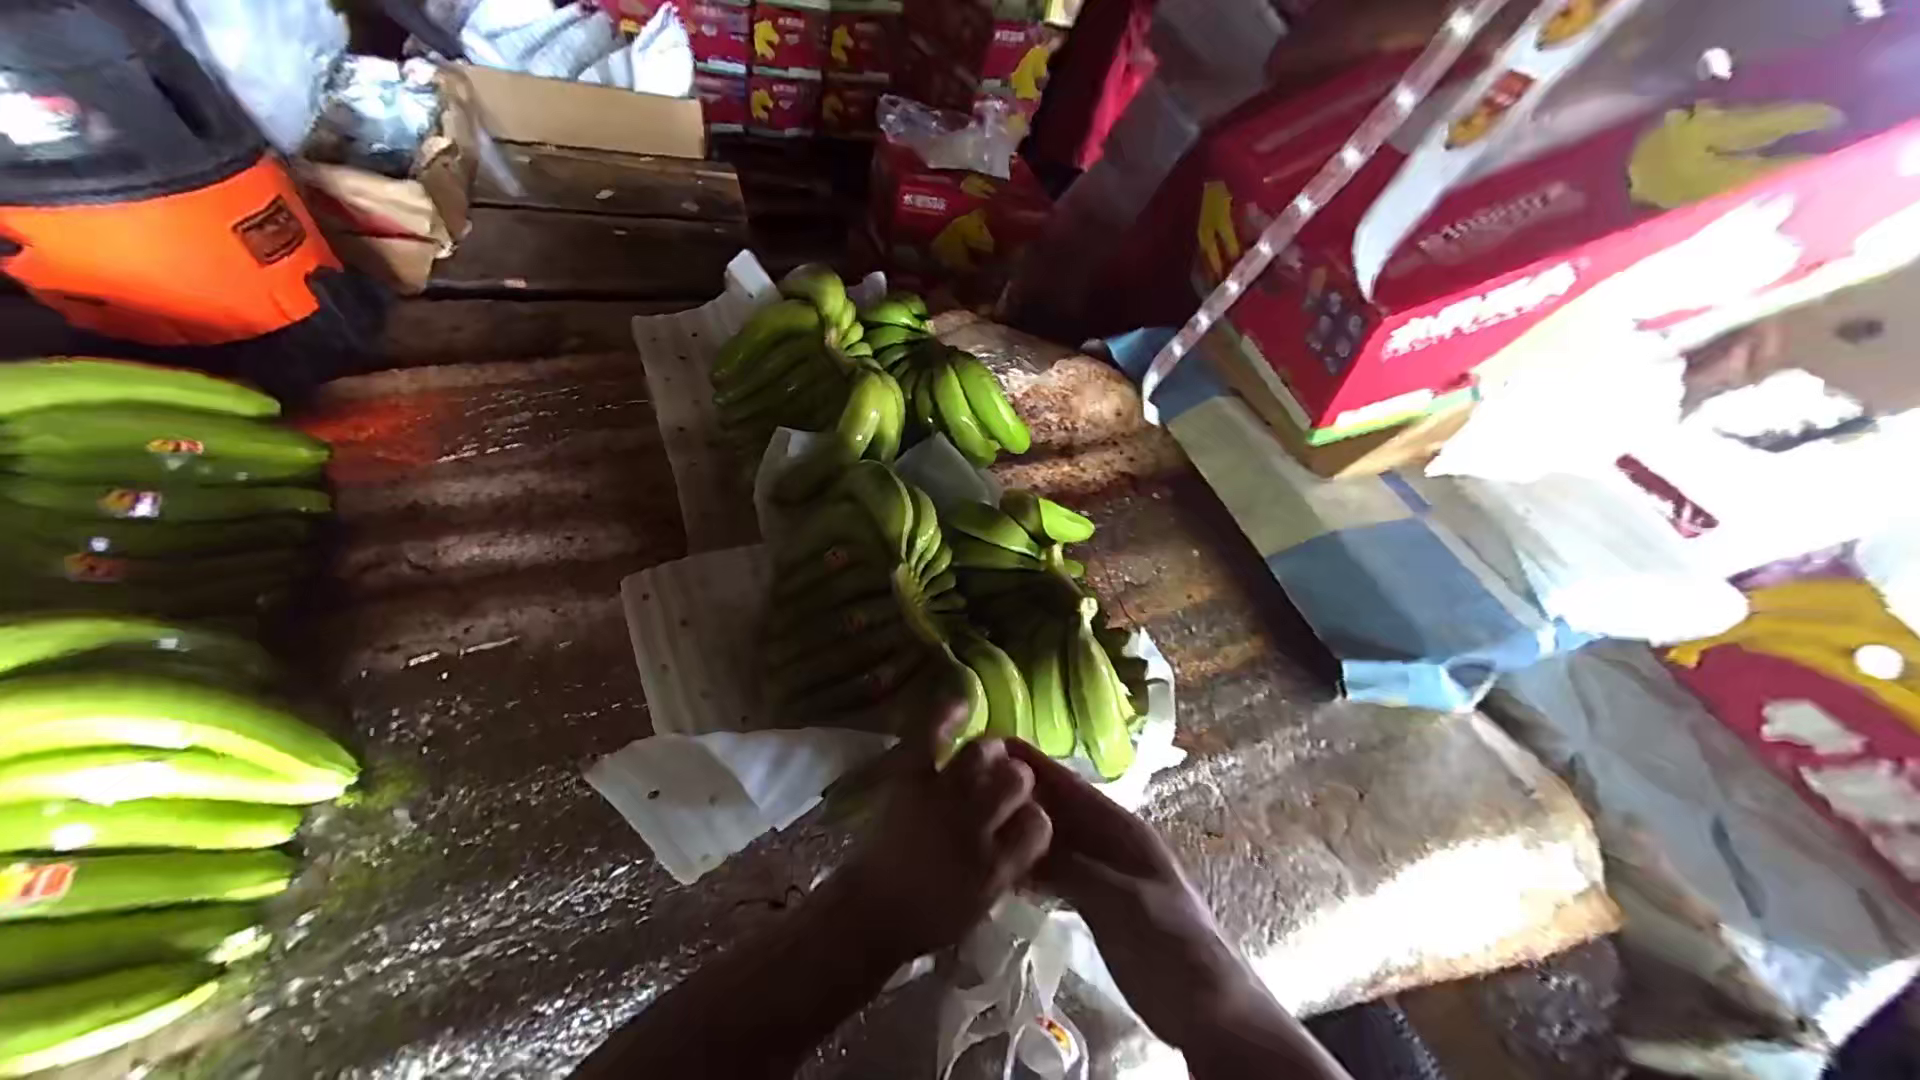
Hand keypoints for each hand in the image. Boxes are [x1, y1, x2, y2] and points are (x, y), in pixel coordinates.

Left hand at [831, 702, 1052, 960]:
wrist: (869, 912)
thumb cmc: (929, 916)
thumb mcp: (984, 902)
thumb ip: (1012, 860)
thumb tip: (1028, 823)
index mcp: (996, 865)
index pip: (1039, 824)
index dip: (1038, 817)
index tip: (1028, 819)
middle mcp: (974, 825)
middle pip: (1016, 779)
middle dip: (1019, 778)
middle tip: (1009, 785)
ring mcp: (941, 797)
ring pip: (982, 753)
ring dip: (992, 751)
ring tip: (989, 757)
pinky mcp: (910, 780)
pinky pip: (932, 738)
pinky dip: (946, 717)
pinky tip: (963, 705)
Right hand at [1005, 741, 1259, 1050]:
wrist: (1210, 1010)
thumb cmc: (1169, 946)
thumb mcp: (1119, 901)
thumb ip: (1072, 867)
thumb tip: (1021, 840)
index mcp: (1122, 830)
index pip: (1069, 784)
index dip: (1033, 763)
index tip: (991, 745)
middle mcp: (1111, 843)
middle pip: (1059, 809)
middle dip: (1020, 793)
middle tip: (967, 785)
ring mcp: (1105, 874)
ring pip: (1055, 840)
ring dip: (1021, 829)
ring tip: (975, 823)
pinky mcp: (1100, 903)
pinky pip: (1057, 873)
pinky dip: (1032, 866)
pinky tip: (1003, 871)